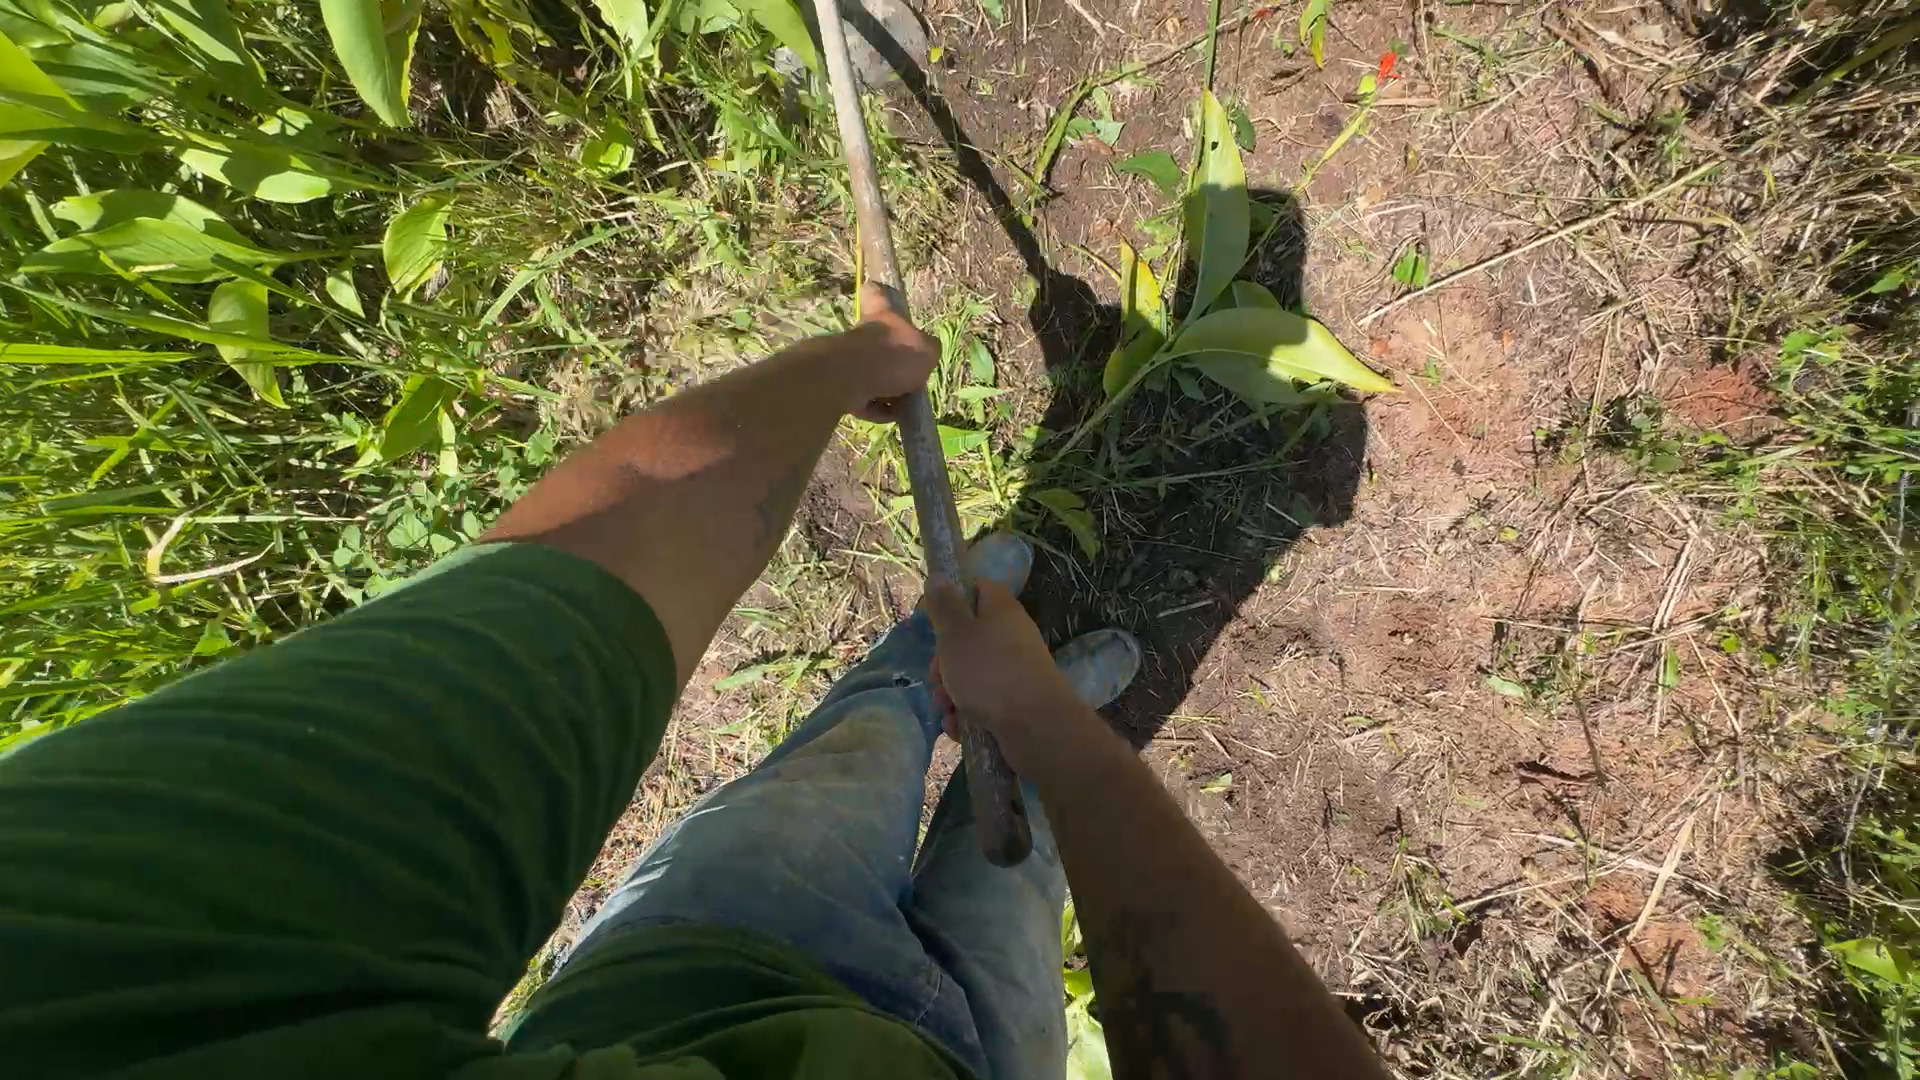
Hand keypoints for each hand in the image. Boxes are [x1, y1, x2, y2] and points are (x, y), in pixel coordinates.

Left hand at [845, 282, 937, 421]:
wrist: (852, 378)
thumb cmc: (893, 356)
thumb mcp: (926, 351)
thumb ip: (928, 351)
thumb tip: (925, 355)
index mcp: (883, 318)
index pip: (878, 294)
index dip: (880, 293)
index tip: (879, 291)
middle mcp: (863, 336)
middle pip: (880, 348)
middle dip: (896, 368)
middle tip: (912, 383)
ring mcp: (849, 361)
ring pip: (874, 378)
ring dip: (890, 394)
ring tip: (903, 405)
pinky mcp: (841, 387)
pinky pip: (865, 400)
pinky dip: (878, 409)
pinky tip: (891, 415)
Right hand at [923, 580, 1092, 776]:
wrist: (1036, 726)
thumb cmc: (989, 672)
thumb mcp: (956, 633)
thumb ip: (945, 605)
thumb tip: (940, 575)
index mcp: (1000, 609)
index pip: (976, 588)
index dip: (950, 600)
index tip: (930, 620)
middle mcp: (1010, 635)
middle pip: (968, 637)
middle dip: (944, 661)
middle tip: (936, 677)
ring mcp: (1015, 669)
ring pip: (971, 673)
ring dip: (951, 692)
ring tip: (947, 709)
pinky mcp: (1016, 701)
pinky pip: (983, 700)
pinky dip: (967, 713)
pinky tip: (959, 727)